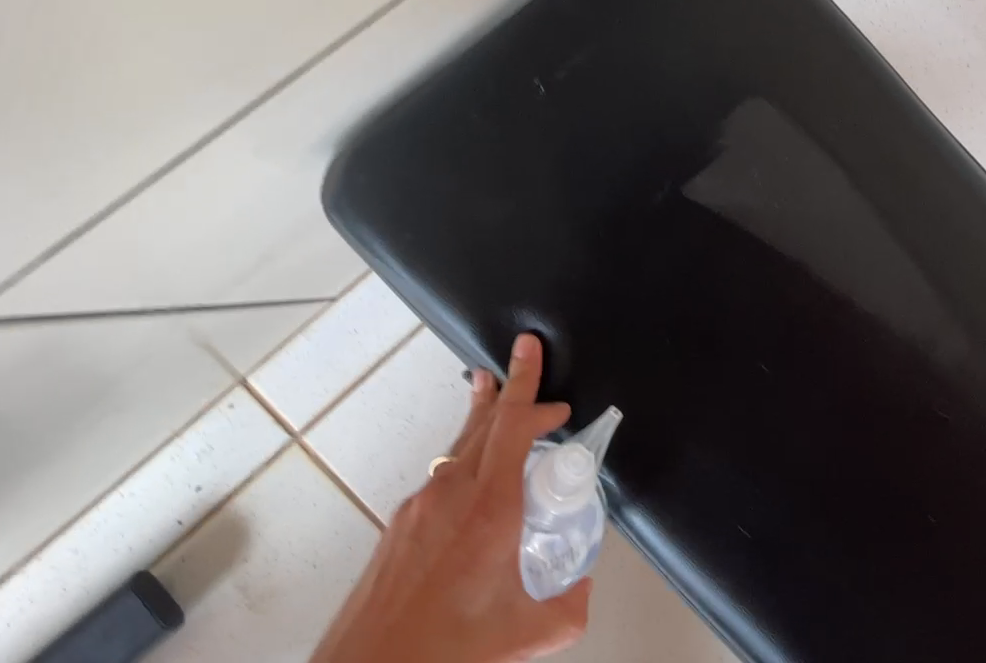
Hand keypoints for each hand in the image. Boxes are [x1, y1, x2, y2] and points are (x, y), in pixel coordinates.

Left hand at [311, 333, 590, 662]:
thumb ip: (568, 606)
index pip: (514, 428)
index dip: (537, 400)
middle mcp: (452, 494)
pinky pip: (443, 469)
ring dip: (485, 414)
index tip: (558, 398)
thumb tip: (583, 585)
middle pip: (487, 419)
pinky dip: (466, 452)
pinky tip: (471, 470)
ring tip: (491, 388)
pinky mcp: (402, 521)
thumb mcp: (524, 634)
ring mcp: (421, 503)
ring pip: (461, 442)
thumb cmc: (442, 650)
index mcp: (490, 510)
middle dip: (513, 383)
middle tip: (527, 352)